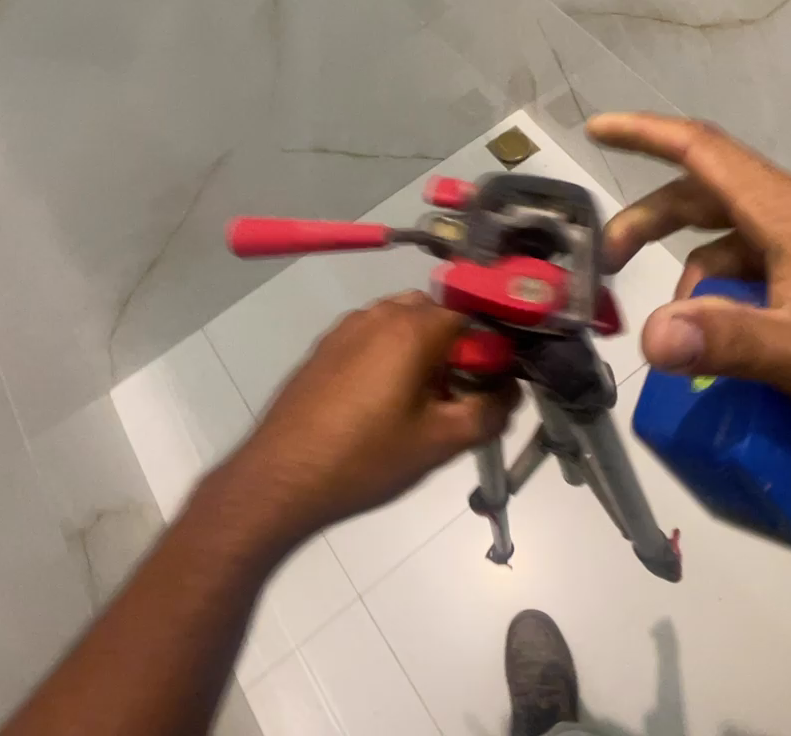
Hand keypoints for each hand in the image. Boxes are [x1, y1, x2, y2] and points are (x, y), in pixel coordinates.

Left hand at [221, 292, 519, 537]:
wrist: (281, 478)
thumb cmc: (366, 457)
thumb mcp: (440, 442)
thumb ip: (489, 411)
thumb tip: (510, 391)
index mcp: (412, 327)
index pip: (472, 316)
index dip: (489, 350)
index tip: (489, 387)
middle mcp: (379, 314)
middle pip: (436, 314)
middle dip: (454, 348)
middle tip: (453, 396)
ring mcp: (346, 328)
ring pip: (402, 324)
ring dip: (421, 351)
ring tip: (416, 404)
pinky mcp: (324, 347)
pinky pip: (372, 338)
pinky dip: (389, 357)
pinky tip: (379, 405)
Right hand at [589, 113, 790, 458]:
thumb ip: (725, 342)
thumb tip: (648, 337)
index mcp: (786, 211)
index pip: (702, 150)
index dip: (644, 133)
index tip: (596, 128)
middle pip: (702, 196)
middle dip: (648, 222)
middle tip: (608, 263)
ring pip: (725, 238)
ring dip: (688, 271)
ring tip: (676, 328)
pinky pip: (753, 270)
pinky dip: (723, 294)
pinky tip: (724, 340)